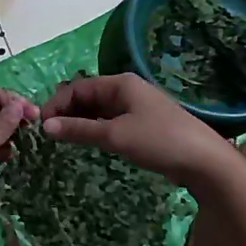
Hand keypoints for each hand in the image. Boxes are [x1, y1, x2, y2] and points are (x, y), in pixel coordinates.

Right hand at [41, 73, 234, 185]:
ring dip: (79, 122)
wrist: (203, 161)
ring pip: (97, 110)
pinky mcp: (142, 124)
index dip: (56, 104)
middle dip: (65, 112)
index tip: (42, 126)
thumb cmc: (158, 140)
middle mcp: (126, 90)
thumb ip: (78, 129)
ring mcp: (135, 107)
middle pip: (86, 96)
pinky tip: (86, 142)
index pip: (77, 87)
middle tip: (49, 135)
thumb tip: (45, 126)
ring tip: (62, 140)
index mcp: (120, 84)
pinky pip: (109, 121)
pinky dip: (94, 129)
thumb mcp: (114, 135)